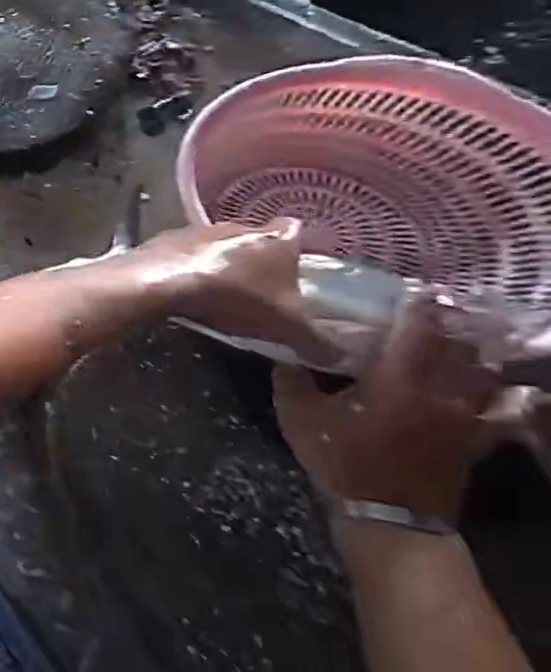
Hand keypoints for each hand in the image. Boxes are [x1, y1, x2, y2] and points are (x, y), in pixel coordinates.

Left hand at [127, 219, 339, 365]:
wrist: (159, 284)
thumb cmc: (234, 298)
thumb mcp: (288, 328)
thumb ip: (319, 342)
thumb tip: (342, 358)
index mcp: (274, 239)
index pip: (294, 229)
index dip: (297, 242)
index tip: (298, 258)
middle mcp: (234, 226)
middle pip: (252, 234)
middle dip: (256, 253)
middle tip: (261, 280)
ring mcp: (193, 229)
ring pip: (214, 240)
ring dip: (218, 257)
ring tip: (223, 283)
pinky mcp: (160, 239)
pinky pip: (181, 250)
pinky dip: (186, 262)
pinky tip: (186, 282)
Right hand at [274, 301, 500, 520]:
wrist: (386, 511)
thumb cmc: (337, 455)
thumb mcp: (296, 412)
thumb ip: (292, 377)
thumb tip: (287, 351)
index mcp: (395, 382)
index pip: (414, 335)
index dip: (417, 311)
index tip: (418, 289)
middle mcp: (440, 394)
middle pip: (461, 353)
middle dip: (457, 328)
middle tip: (450, 307)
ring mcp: (467, 420)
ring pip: (490, 379)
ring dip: (484, 357)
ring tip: (478, 340)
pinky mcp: (478, 441)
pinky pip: (509, 415)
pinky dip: (516, 399)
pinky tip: (513, 390)